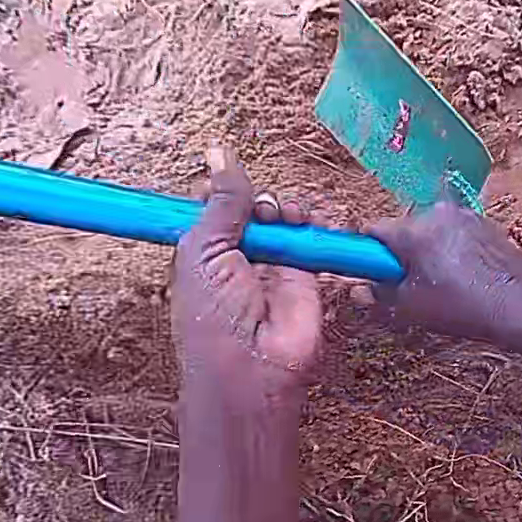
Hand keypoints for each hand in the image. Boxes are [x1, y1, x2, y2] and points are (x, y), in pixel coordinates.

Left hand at [172, 147, 322, 407]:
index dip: (225, 192)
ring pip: (287, 222)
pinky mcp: (307, 279)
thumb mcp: (204, 249)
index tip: (227, 179)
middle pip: (255, 210)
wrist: (251, 367)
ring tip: (288, 218)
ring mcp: (275, 268)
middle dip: (260, 200)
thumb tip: (220, 154)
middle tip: (262, 211)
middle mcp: (241, 257)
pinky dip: (317, 228)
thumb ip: (222, 203)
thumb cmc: (212, 314)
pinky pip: (314, 244)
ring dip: (288, 211)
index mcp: (205, 251)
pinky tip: (313, 223)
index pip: (218, 209)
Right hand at [367, 202, 521, 341]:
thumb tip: (358, 290)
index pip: (372, 230)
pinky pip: (455, 232)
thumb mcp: (411, 307)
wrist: (517, 305)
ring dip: (428, 250)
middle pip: (403, 229)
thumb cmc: (461, 307)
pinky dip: (452, 249)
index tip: (369, 269)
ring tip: (442, 284)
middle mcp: (436, 213)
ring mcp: (464, 215)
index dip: (366, 252)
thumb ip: (379, 294)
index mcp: (413, 231)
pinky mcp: (485, 223)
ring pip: (431, 230)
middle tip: (410, 285)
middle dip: (401, 253)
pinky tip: (463, 276)